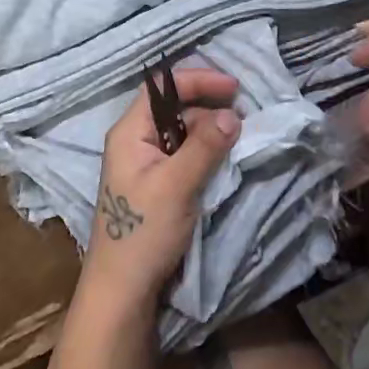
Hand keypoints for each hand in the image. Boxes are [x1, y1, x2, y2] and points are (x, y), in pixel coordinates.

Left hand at [85, 69, 242, 306]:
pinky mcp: (156, 185)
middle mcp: (134, 141)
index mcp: (129, 132)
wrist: (124, 287)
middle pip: (172, 108)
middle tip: (244, 115)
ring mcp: (145, 164)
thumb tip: (232, 113)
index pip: (161, 88)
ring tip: (240, 136)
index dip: (196, 80)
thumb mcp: (177, 184)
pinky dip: (205, 151)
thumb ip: (204, 146)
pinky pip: (182, 155)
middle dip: (207, 105)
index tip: (234, 88)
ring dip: (209, 129)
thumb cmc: (144, 231)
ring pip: (180, 132)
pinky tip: (225, 157)